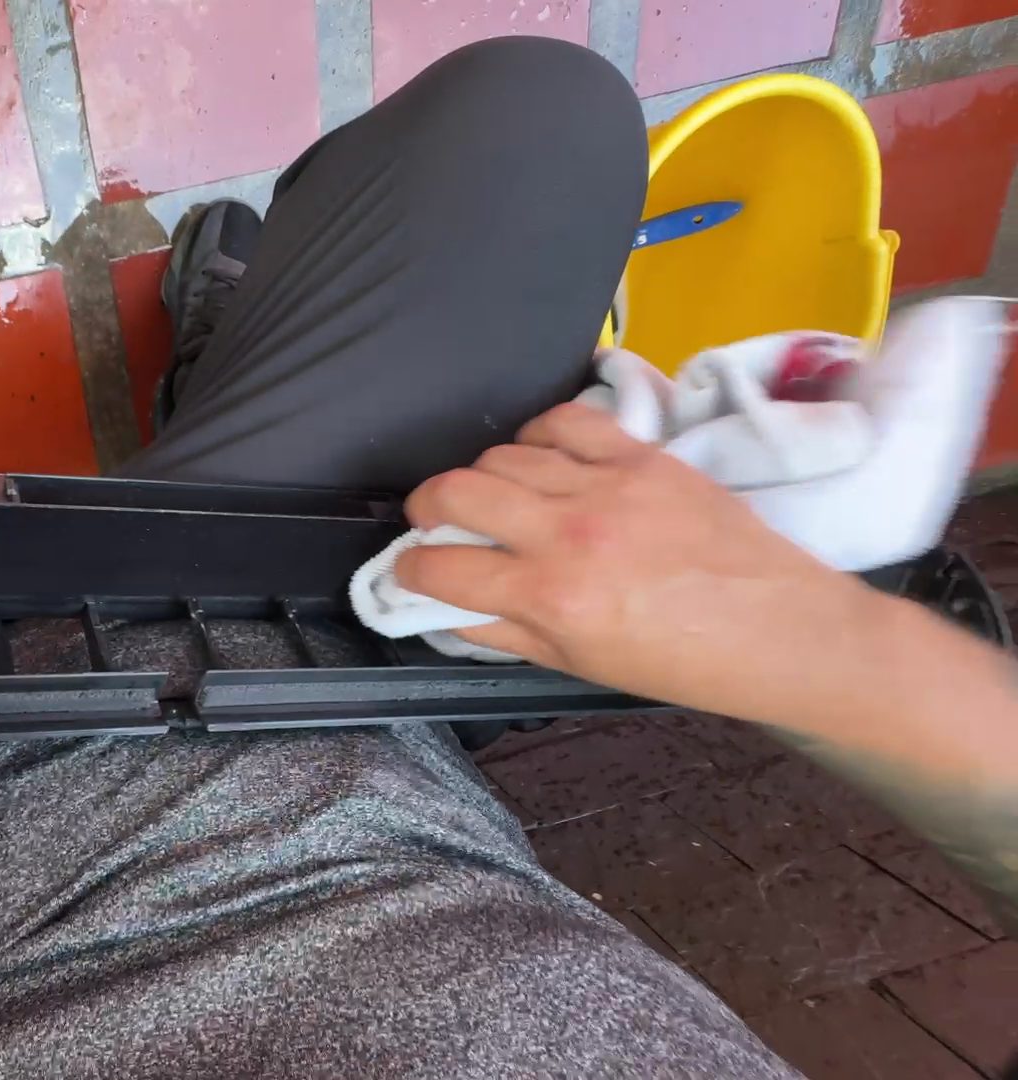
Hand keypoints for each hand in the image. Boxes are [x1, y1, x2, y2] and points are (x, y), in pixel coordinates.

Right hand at [395, 402, 885, 719]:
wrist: (787, 635)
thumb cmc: (672, 662)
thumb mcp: (568, 663)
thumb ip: (491, 629)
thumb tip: (435, 602)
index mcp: (548, 597)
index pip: (436, 568)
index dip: (406, 570)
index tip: (411, 570)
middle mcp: (568, 536)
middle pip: (453, 491)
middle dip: (424, 507)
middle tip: (436, 521)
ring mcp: (607, 488)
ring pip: (499, 455)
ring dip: (480, 478)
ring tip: (497, 497)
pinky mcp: (644, 457)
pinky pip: (563, 422)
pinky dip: (536, 438)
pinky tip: (541, 462)